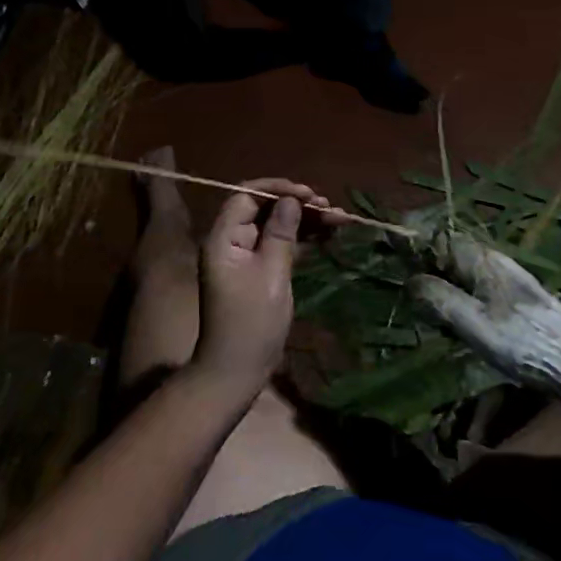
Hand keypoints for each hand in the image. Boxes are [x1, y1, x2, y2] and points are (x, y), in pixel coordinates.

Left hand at [189, 179, 332, 391]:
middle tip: (330, 207)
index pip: (246, 196)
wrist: (237, 371)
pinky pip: (279, 244)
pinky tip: (327, 235)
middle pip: (263, 209)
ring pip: (275, 226)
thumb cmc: (252, 323)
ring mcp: (244, 257)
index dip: (277, 190)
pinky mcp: (258, 271)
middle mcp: (230, 241)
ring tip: (338, 218)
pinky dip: (301, 239)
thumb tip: (292, 201)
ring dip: (304, 221)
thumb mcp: (271, 275)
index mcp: (223, 238)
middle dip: (297, 205)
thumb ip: (281, 234)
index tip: (308, 194)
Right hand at [408, 234, 560, 399]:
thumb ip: (440, 298)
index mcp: (480, 261)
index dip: (414, 240)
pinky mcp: (507, 296)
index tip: (389, 243)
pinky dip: (452, 291)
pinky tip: (446, 312)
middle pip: (446, 251)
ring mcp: (500, 278)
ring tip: (418, 299)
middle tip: (400, 279)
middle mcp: (489, 262)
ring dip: (436, 277)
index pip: (438, 238)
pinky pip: (470, 284)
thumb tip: (411, 281)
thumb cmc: (520, 339)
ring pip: (457, 268)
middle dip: (422, 259)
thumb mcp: (474, 322)